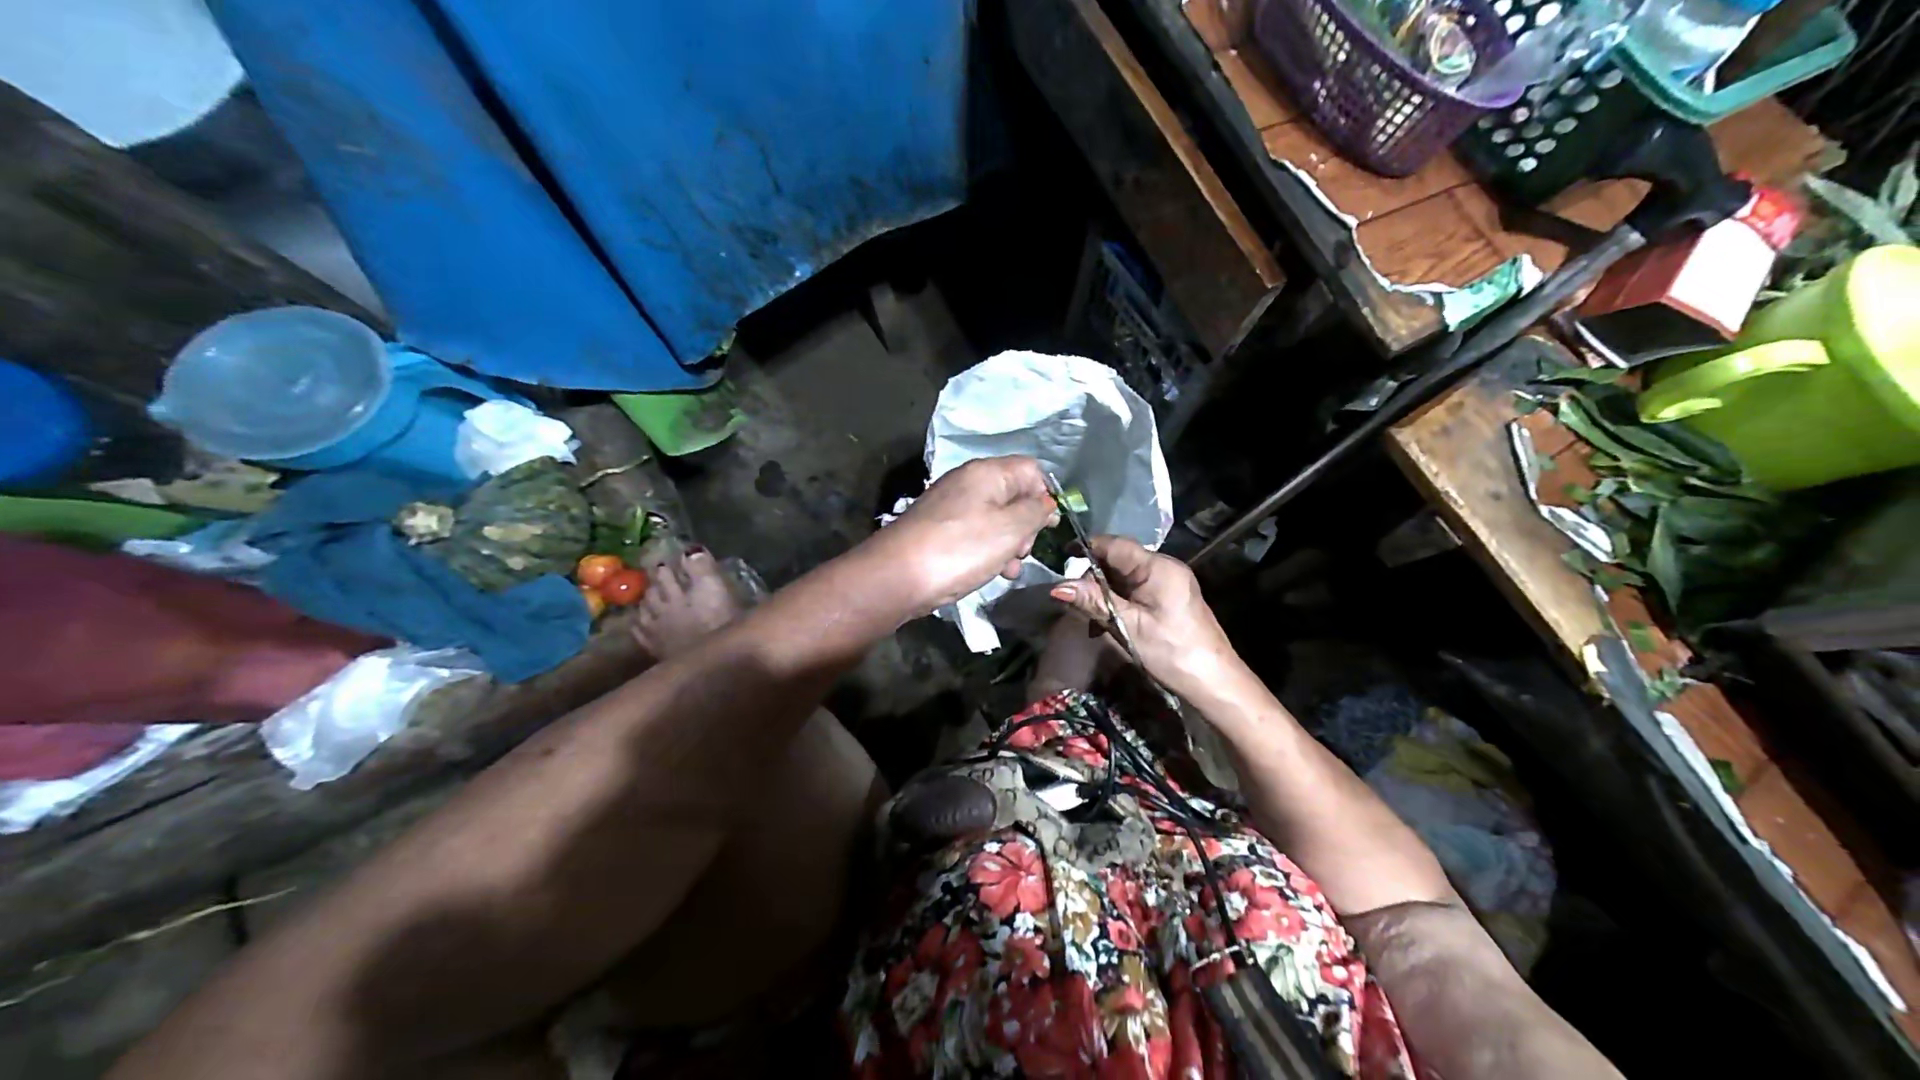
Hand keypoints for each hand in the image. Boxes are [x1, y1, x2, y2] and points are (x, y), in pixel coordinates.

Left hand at [868, 456, 1059, 612]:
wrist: (897, 577)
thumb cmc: (960, 549)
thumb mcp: (1010, 529)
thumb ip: (1035, 511)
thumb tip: (1046, 502)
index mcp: (986, 473)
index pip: (1031, 470)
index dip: (1045, 495)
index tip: (1049, 526)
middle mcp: (967, 482)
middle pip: (1013, 495)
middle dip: (1027, 525)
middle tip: (1023, 552)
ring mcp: (951, 507)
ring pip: (996, 519)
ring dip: (1009, 544)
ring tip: (1008, 570)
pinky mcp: (940, 531)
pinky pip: (976, 535)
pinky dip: (988, 552)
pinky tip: (990, 573)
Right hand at [1049, 535, 1241, 701]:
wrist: (1214, 682)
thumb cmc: (1172, 652)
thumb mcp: (1128, 626)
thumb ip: (1093, 601)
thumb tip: (1056, 586)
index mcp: (1158, 567)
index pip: (1114, 544)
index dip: (1087, 548)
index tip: (1061, 556)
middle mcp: (1165, 567)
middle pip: (1118, 559)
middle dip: (1094, 577)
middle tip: (1076, 602)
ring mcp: (1169, 582)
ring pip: (1124, 577)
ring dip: (1104, 593)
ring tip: (1091, 618)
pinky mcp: (1169, 598)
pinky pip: (1136, 589)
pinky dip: (1119, 601)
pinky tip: (1109, 622)